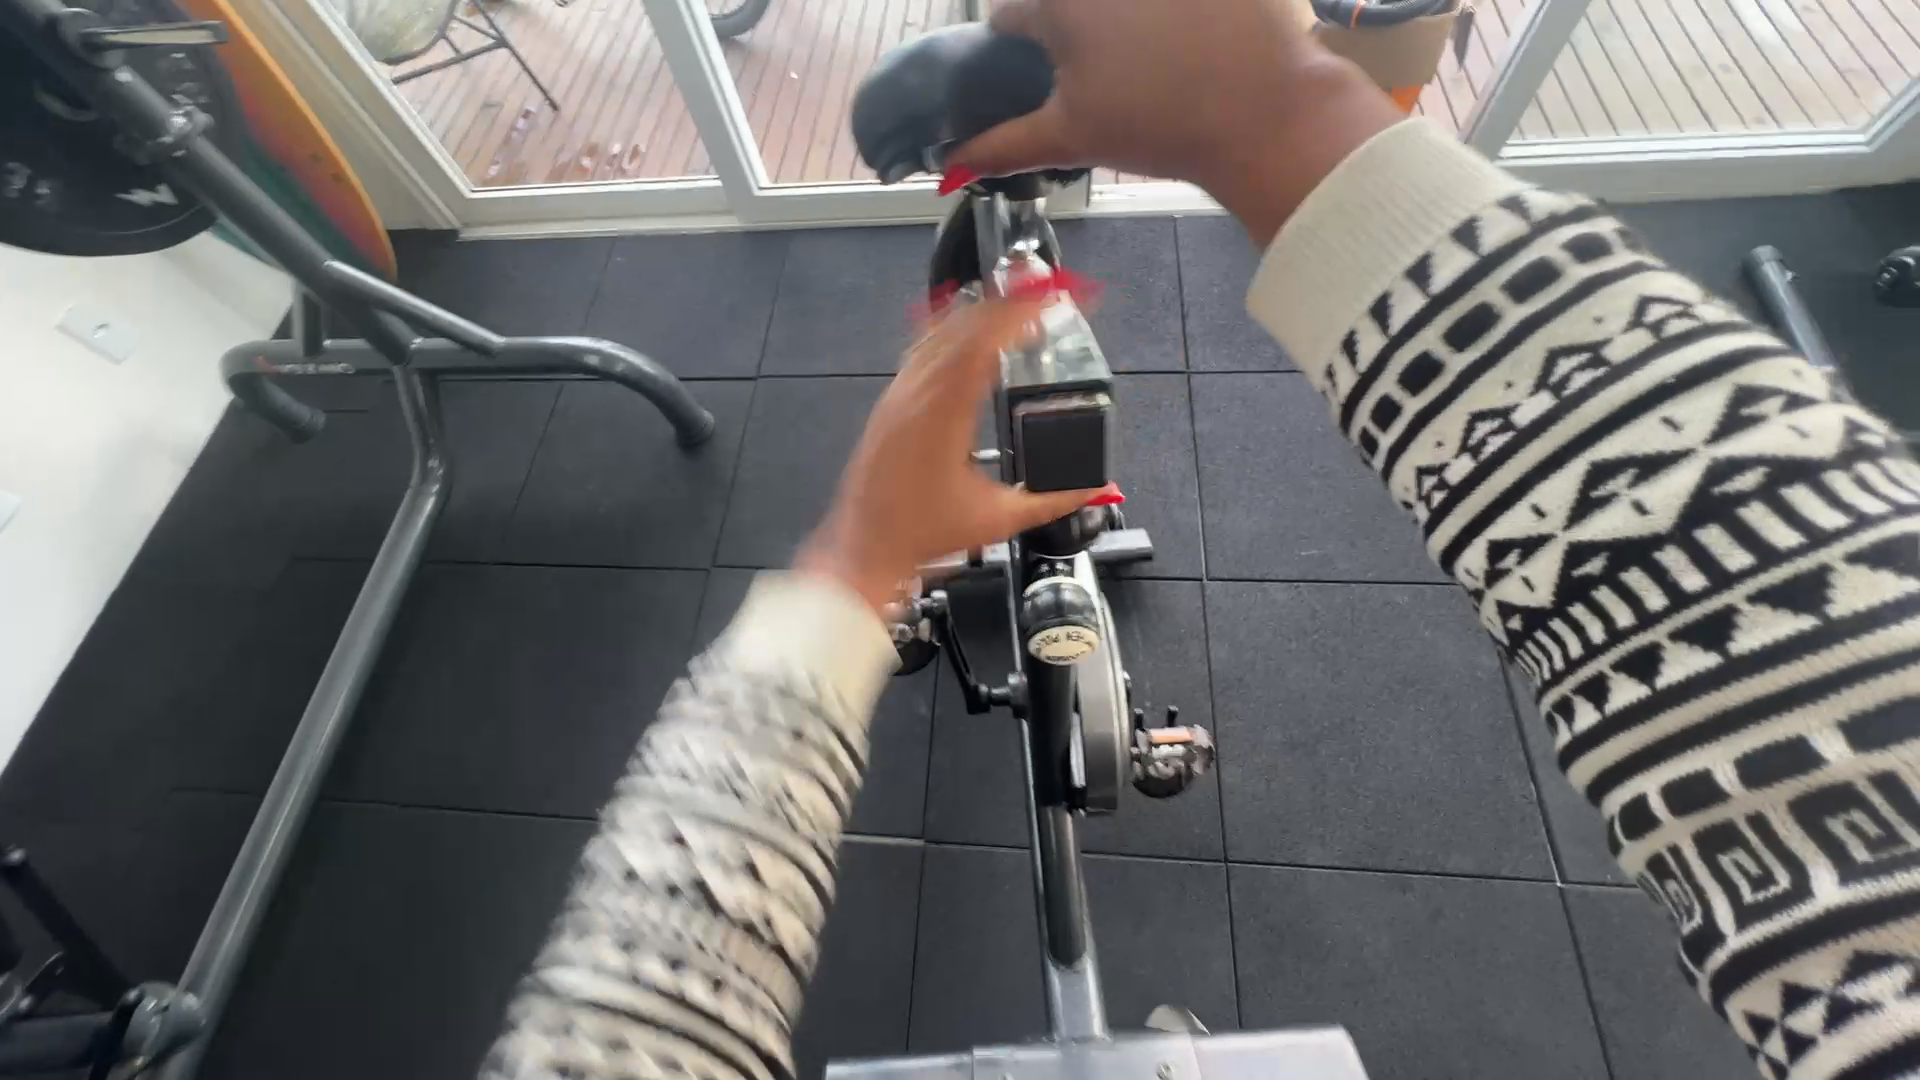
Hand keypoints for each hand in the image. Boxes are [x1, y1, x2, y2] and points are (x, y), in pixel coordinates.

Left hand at [796, 298, 1105, 613]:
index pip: (983, 341)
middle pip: (960, 325)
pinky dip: (949, 334)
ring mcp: (897, 396)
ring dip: (976, 316)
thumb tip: (1094, 487)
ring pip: (937, 334)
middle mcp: (916, 394)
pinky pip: (920, 352)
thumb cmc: (924, 533)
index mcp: (943, 413)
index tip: (1049, 299)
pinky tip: (966, 337)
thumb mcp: (997, 519)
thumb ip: (1053, 500)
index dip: (1019, 313)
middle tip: (1041, 296)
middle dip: (1004, 304)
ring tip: (1012, 309)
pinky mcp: (888, 405)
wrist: (865, 546)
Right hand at [946, 0, 1404, 243]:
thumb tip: (951, 164)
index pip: (1009, 16)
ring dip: (1114, 25)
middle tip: (1096, 76)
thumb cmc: (1152, 124)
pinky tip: (1182, 42)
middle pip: (1062, 5)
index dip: (1013, 52)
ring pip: (1112, 5)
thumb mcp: (1070, 137)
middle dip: (1066, 33)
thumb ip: (1004, 146)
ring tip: (1142, 61)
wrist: (1260, 111)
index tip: (1033, 81)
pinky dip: (1162, 18)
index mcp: (1059, 0)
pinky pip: (1162, 4)